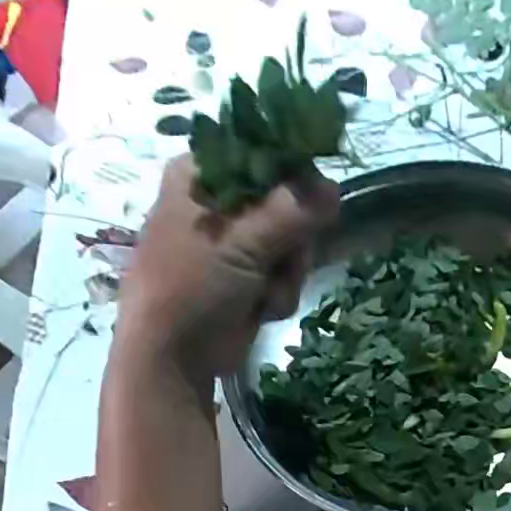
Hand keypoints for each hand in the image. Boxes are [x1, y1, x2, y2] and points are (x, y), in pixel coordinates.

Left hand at [114, 155, 338, 382]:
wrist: (174, 356)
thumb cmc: (193, 286)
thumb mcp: (242, 242)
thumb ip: (292, 212)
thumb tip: (336, 189)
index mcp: (203, 175)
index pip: (264, 155)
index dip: (295, 178)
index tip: (314, 203)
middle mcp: (221, 203)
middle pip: (288, 203)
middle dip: (293, 240)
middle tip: (284, 259)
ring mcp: (237, 243)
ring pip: (294, 243)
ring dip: (288, 274)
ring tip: (264, 294)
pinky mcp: (250, 278)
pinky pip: (287, 275)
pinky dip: (280, 294)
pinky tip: (261, 309)